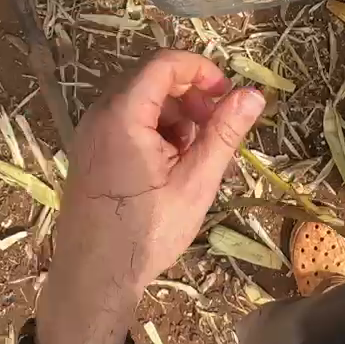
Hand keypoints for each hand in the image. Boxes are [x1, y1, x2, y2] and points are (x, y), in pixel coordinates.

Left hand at [31, 51, 263, 343]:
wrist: (92, 280)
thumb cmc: (146, 231)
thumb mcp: (195, 181)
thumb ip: (224, 132)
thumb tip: (254, 94)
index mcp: (123, 113)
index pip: (165, 63)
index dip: (201, 70)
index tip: (226, 95)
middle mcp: (100, 112)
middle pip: (153, 79)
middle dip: (190, 95)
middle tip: (214, 129)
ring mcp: (91, 130)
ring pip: (141, 99)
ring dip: (175, 114)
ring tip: (193, 155)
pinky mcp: (89, 148)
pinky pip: (127, 118)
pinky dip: (155, 127)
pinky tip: (170, 164)